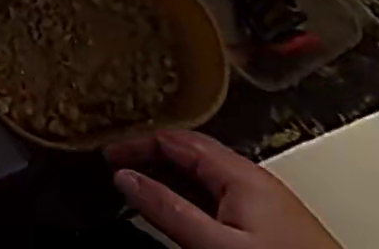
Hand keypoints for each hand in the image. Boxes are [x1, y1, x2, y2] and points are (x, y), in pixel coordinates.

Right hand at [105, 129, 341, 248]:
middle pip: (189, 154)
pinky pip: (218, 199)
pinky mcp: (269, 229)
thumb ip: (169, 211)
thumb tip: (127, 178)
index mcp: (238, 173)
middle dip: (151, 157)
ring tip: (140, 191)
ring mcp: (261, 205)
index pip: (176, 140)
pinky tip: (180, 217)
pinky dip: (189, 200)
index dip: (138, 143)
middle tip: (119, 169)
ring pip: (204, 177)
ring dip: (169, 179)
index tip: (109, 155)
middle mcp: (250, 180)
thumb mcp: (218, 246)